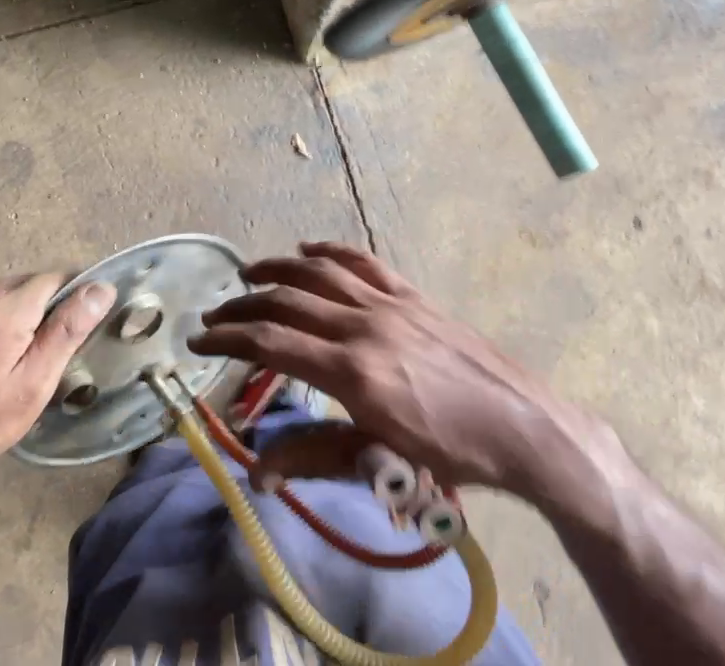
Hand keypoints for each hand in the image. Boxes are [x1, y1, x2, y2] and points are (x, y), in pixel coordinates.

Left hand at [0, 275, 113, 488]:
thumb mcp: (34, 383)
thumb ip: (67, 331)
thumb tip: (101, 289)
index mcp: (1, 306)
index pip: (58, 279)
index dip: (75, 304)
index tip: (77, 337)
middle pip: (35, 285)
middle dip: (49, 314)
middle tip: (47, 360)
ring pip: (14, 295)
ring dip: (26, 318)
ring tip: (20, 362)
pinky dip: (3, 322)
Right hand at [188, 242, 591, 498]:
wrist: (525, 430)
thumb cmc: (452, 456)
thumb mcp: (381, 462)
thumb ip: (314, 457)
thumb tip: (257, 473)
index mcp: (352, 372)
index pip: (270, 344)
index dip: (227, 339)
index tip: (199, 340)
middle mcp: (364, 328)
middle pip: (285, 303)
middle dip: (241, 307)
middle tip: (214, 315)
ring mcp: (390, 306)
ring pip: (318, 274)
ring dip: (276, 270)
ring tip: (248, 275)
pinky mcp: (414, 297)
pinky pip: (364, 263)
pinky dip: (330, 252)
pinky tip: (308, 250)